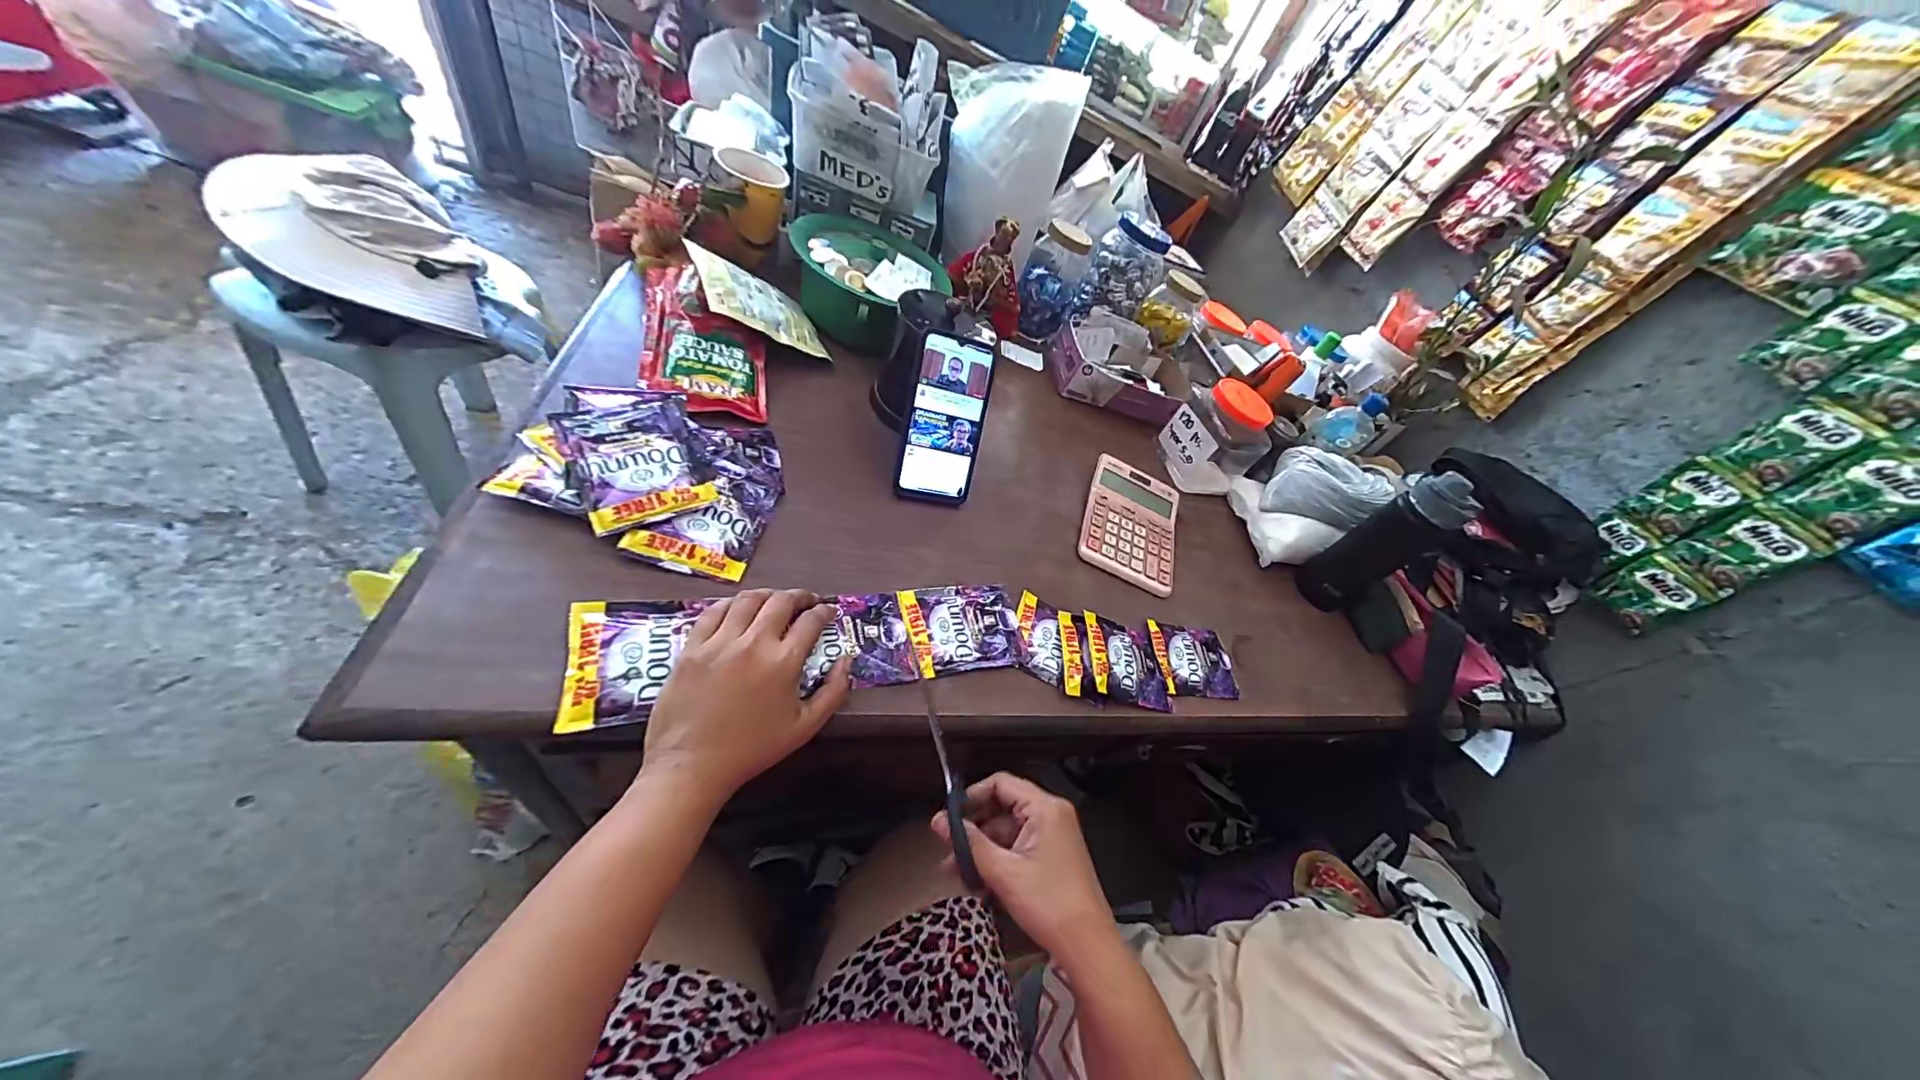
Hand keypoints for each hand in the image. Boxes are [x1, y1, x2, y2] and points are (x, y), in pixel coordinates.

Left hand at [638, 589, 850, 805]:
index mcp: (783, 662)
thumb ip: (833, 691)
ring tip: (775, 600)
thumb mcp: (805, 727)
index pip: (811, 621)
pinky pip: (713, 612)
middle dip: (800, 596)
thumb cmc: (752, 749)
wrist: (692, 765)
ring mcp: (719, 642)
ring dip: (767, 595)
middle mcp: (753, 643)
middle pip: (781, 601)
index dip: (825, 611)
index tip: (828, 611)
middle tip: (807, 601)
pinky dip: (731, 604)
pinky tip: (737, 609)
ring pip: (747, 600)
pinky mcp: (693, 647)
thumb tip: (846, 661)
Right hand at [931, 772, 1112, 957]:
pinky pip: (1018, 846)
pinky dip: (997, 858)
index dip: (971, 796)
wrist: (1087, 945)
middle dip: (973, 827)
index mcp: (1045, 808)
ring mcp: (1053, 835)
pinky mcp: (1052, 855)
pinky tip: (977, 879)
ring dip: (982, 847)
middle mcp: (1052, 814)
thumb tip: (939, 822)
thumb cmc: (1047, 903)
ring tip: (955, 870)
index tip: (948, 817)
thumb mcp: (1002, 871)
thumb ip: (969, 842)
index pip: (1000, 783)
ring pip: (1008, 829)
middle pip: (1003, 806)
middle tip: (947, 847)